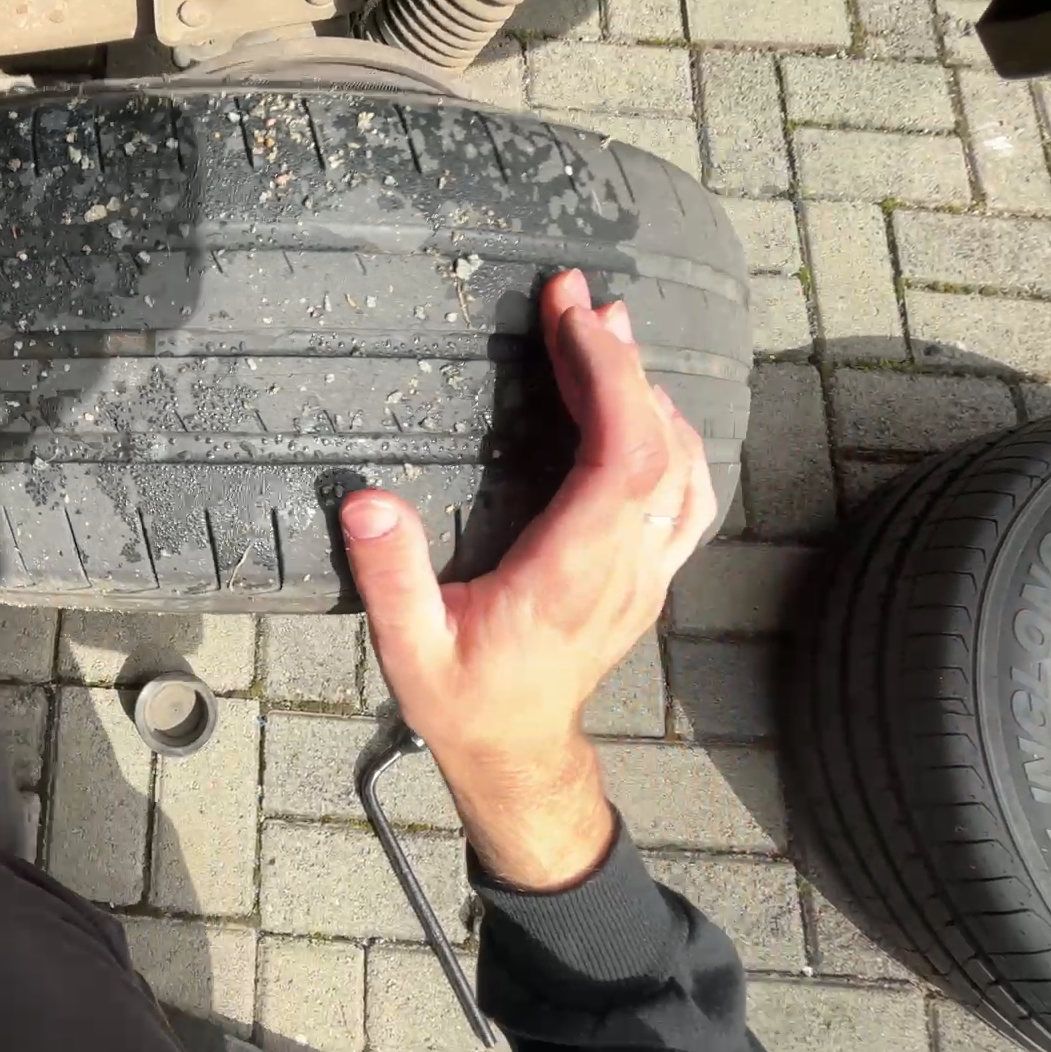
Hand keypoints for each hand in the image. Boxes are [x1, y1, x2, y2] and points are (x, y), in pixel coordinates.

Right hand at [343, 268, 716, 889]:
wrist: (515, 750)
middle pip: (657, 446)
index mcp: (570, 575)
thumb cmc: (463, 701)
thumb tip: (365, 502)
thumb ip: (390, 577)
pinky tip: (645, 409)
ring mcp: (645, 572)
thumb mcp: (409, 648)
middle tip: (580, 301)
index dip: (608, 380)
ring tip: (608, 334)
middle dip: (621, 363)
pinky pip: (684, 493)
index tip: (574, 319)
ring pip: (682, 466)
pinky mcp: (644, 575)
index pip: (618, 459)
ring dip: (650, 392)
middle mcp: (623, 567)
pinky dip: (670, 435)